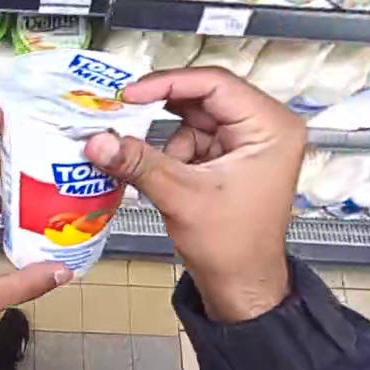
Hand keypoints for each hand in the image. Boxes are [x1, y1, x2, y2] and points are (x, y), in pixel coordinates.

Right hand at [83, 67, 303, 322]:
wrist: (240, 285)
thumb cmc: (232, 246)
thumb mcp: (180, 196)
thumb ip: (138, 162)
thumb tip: (99, 141)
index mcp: (271, 127)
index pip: (215, 84)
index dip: (168, 83)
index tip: (130, 94)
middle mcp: (265, 128)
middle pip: (203, 99)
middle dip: (162, 113)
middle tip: (123, 115)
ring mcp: (247, 144)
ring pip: (193, 121)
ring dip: (167, 144)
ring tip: (156, 172)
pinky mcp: (231, 159)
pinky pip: (192, 141)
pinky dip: (171, 156)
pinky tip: (165, 180)